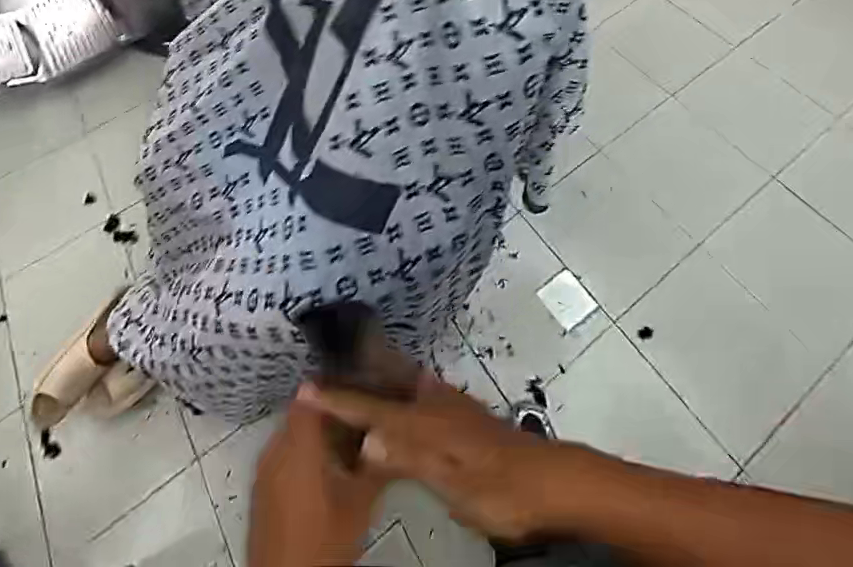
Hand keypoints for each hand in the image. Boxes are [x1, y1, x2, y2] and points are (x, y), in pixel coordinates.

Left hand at [248, 393, 389, 566]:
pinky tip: (330, 466)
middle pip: (302, 412)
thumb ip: (378, 462)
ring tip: (351, 437)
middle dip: (331, 409)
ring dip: (318, 431)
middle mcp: (275, 452)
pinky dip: (305, 451)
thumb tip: (397, 434)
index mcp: (298, 448)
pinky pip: (284, 454)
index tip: (357, 380)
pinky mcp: (262, 489)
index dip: (333, 383)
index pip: (309, 395)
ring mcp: (265, 471)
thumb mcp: (361, 502)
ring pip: (293, 432)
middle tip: (362, 410)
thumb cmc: (323, 543)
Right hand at [296, 373, 592, 542]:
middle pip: (387, 384)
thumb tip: (367, 438)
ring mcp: (449, 406)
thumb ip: (411, 455)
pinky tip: (391, 406)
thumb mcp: (453, 478)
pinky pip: (415, 396)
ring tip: (348, 378)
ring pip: (402, 387)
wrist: (547, 481)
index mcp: (428, 417)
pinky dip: (394, 394)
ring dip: (375, 381)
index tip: (305, 388)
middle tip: (323, 366)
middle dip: (356, 375)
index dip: (339, 400)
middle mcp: (435, 402)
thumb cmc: (498, 484)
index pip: (373, 408)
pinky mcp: (458, 416)